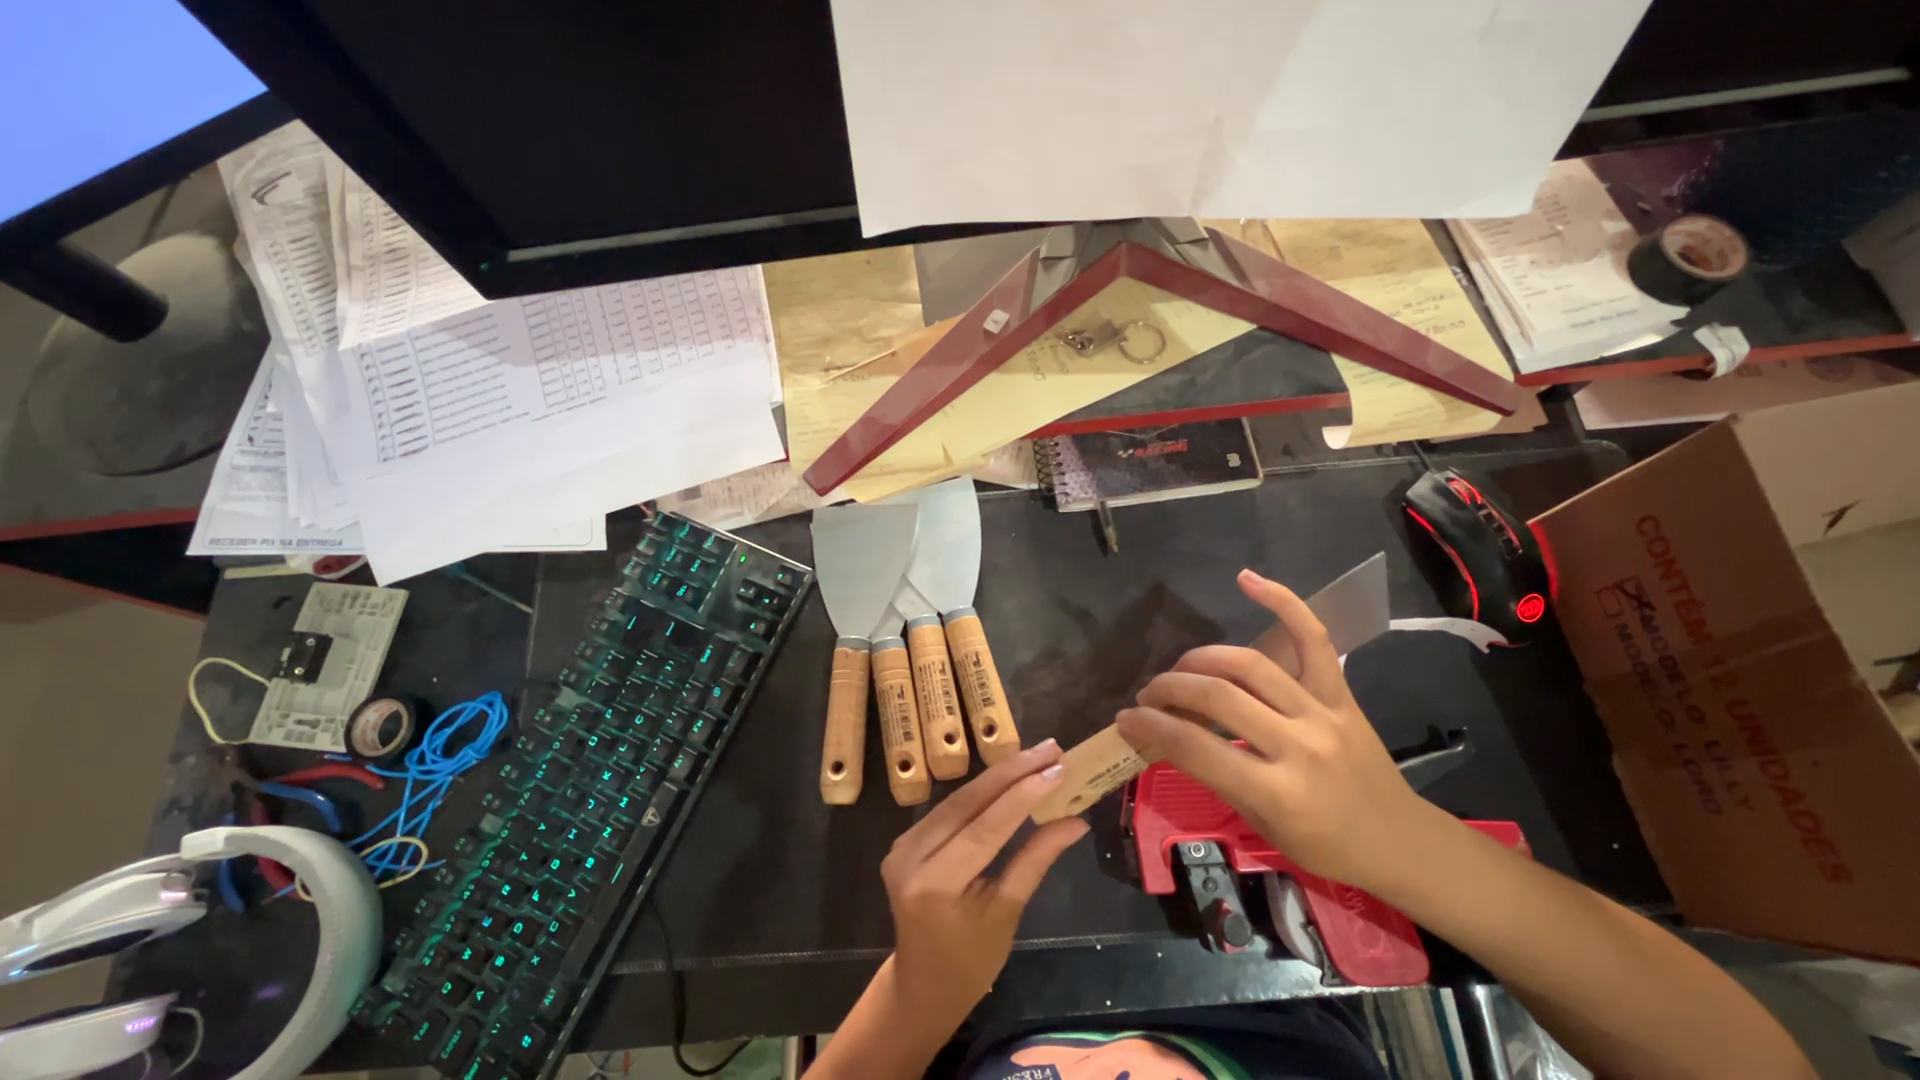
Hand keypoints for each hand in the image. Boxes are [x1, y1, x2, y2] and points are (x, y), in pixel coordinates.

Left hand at [880, 740, 1089, 1028]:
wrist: (923, 983)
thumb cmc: (971, 960)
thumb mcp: (1007, 912)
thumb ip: (1036, 860)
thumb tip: (1076, 820)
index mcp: (935, 885)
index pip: (985, 827)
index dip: (1023, 794)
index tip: (1058, 767)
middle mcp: (910, 858)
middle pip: (966, 803)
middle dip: (1012, 772)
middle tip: (1052, 749)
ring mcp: (902, 846)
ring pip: (957, 799)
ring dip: (998, 776)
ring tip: (1038, 755)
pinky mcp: (905, 841)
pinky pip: (948, 809)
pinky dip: (980, 792)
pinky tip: (1009, 775)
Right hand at [1116, 569, 1441, 892]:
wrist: (1400, 842)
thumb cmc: (1325, 847)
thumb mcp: (1262, 826)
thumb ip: (1217, 777)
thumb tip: (1167, 736)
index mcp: (1276, 792)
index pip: (1195, 748)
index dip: (1150, 728)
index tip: (1125, 719)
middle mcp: (1299, 746)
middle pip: (1218, 697)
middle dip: (1169, 689)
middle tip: (1149, 695)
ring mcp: (1323, 713)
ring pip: (1249, 665)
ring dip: (1201, 660)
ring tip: (1180, 669)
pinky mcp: (1342, 694)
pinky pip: (1313, 639)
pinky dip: (1283, 602)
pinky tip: (1248, 580)